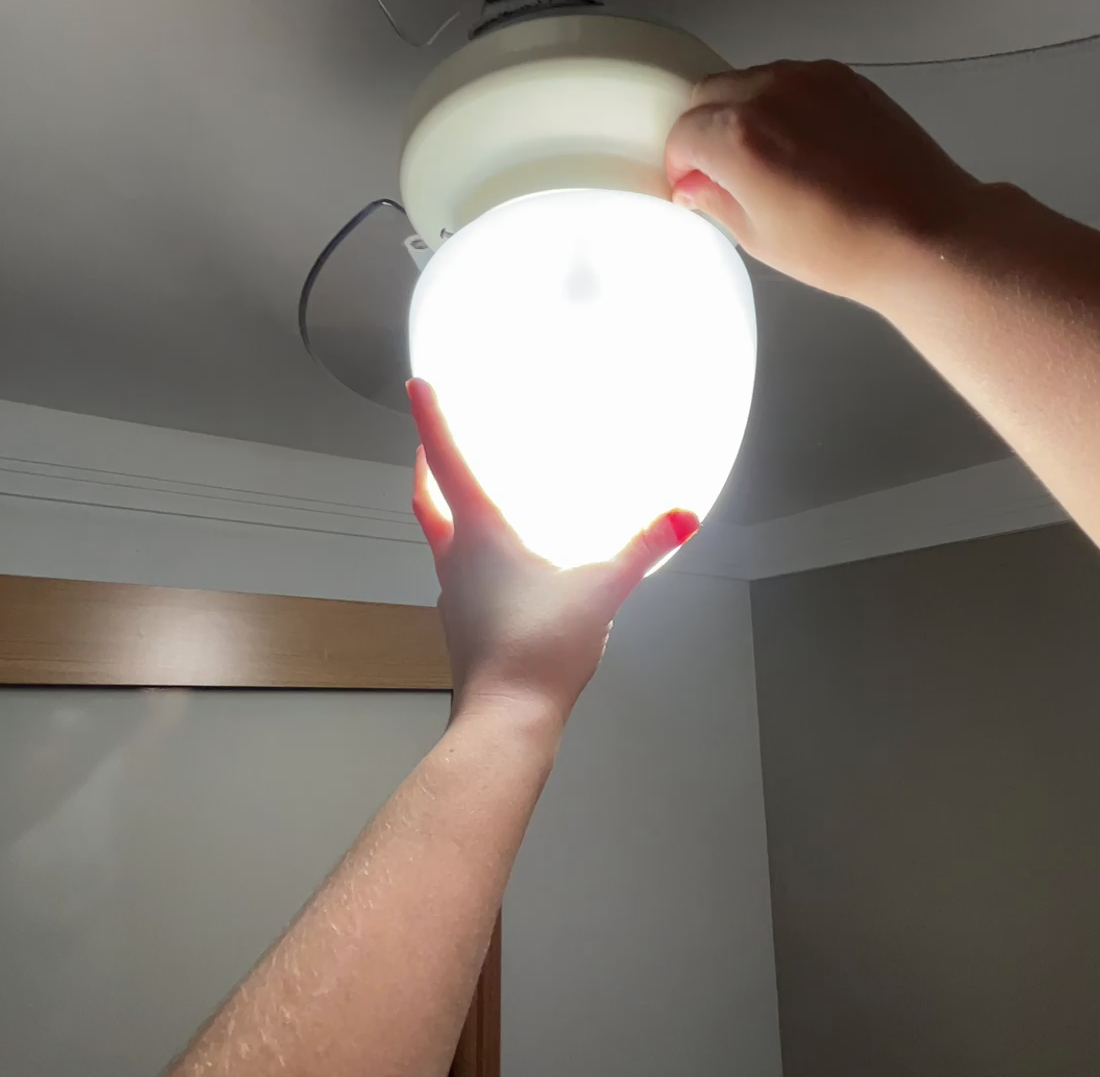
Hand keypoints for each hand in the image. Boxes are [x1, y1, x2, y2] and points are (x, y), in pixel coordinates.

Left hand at [407, 378, 699, 718]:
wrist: (508, 716)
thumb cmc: (541, 646)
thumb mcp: (601, 591)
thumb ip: (642, 549)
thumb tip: (682, 516)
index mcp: (479, 534)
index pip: (446, 461)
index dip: (431, 418)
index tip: (417, 383)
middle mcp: (454, 559)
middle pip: (426, 499)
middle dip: (427, 465)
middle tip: (434, 444)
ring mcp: (452, 594)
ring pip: (438, 538)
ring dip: (445, 511)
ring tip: (470, 499)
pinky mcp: (461, 624)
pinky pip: (457, 575)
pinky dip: (467, 556)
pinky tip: (500, 568)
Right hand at [665, 60, 981, 303]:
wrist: (921, 233)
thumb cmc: (850, 244)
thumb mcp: (759, 238)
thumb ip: (716, 202)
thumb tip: (697, 188)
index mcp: (740, 138)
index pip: (682, 134)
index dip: (680, 166)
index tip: (691, 187)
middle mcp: (772, 95)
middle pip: (707, 96)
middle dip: (701, 134)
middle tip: (715, 176)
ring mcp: (811, 80)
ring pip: (746, 82)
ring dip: (737, 117)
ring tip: (761, 167)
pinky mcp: (842, 80)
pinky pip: (787, 81)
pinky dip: (776, 107)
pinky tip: (794, 151)